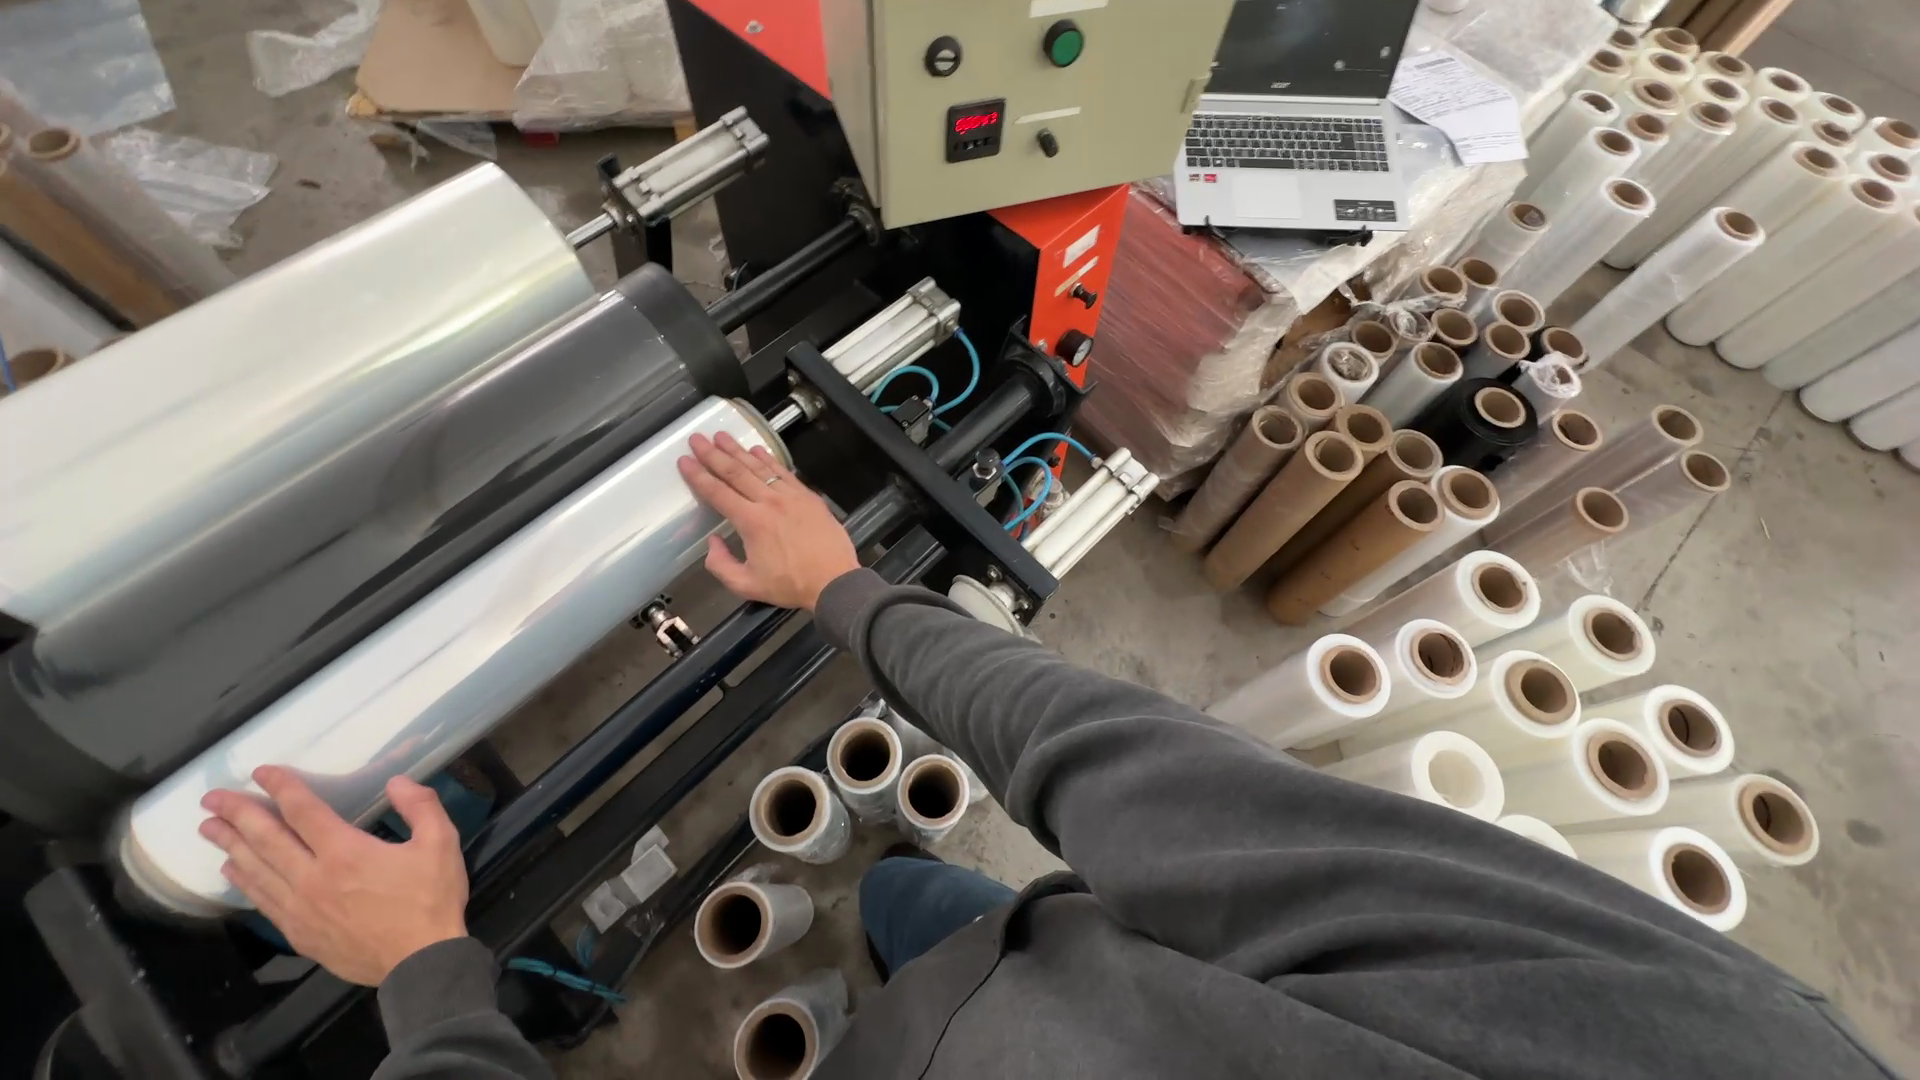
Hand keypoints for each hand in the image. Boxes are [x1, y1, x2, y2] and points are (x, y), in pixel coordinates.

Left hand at [199, 767, 469, 985]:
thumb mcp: (442, 843)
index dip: (282, 788)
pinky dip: (243, 881)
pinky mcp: (298, 931)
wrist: (418, 959)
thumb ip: (421, 807)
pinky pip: (262, 900)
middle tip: (211, 798)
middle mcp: (313, 877)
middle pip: (267, 840)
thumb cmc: (431, 897)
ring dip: (230, 846)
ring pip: (256, 870)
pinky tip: (232, 871)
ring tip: (208, 828)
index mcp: (347, 852)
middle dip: (238, 815)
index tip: (262, 771)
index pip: (305, 813)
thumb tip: (397, 781)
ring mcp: (300, 907)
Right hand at [678, 431, 859, 611]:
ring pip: (760, 467)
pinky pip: (784, 473)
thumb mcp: (747, 585)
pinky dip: (769, 460)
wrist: (835, 581)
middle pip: (736, 472)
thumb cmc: (791, 585)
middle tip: (697, 439)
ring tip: (722, 436)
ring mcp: (792, 496)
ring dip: (739, 450)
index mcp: (752, 522)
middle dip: (714, 454)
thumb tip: (712, 541)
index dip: (698, 476)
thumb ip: (720, 564)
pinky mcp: (808, 497)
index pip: (718, 493)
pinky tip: (757, 450)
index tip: (685, 461)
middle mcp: (770, 503)